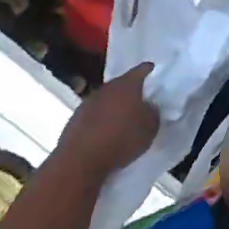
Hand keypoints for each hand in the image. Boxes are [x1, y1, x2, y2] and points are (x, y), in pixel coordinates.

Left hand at [55, 62, 159, 178]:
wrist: (81, 159)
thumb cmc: (122, 138)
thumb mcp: (149, 128)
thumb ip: (153, 113)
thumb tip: (149, 106)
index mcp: (127, 85)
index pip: (141, 70)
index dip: (148, 70)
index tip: (153, 70)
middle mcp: (106, 88)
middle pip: (121, 84)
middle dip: (130, 91)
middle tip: (140, 100)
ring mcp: (88, 102)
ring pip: (106, 99)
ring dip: (114, 106)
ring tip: (122, 119)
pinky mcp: (75, 118)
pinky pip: (93, 114)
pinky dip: (100, 119)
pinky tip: (104, 132)